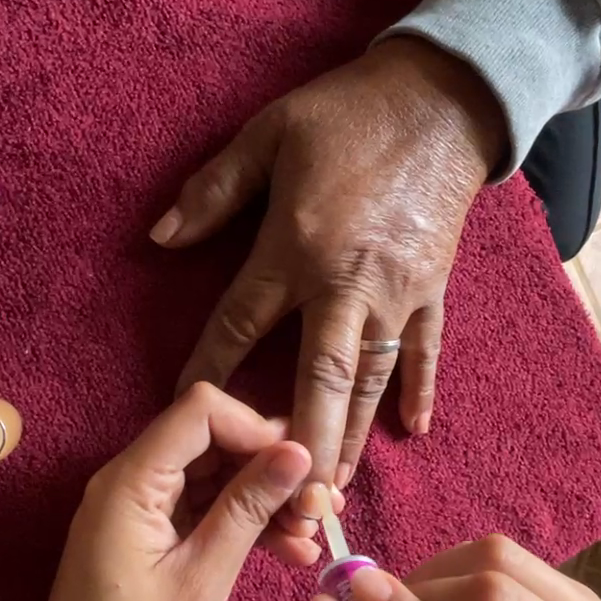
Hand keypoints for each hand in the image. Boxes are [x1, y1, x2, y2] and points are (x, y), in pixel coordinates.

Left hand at [0, 384, 308, 600]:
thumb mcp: (201, 581)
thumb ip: (247, 508)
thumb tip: (297, 451)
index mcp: (131, 480)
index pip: (201, 411)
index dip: (258, 429)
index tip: (304, 469)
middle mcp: (132, 480)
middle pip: (211, 441)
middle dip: (269, 467)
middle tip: (321, 508)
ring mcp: (140, 509)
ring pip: (214, 476)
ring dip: (264, 499)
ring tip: (312, 537)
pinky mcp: (149, 536)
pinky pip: (203, 510)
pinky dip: (243, 524)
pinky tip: (288, 551)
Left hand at [153, 37, 504, 500]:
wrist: (441, 100)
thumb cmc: (345, 116)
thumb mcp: (268, 135)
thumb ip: (213, 190)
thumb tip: (159, 236)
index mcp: (296, 248)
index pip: (239, 323)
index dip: (208, 369)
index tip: (187, 412)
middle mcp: (347, 285)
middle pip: (319, 378)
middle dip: (304, 442)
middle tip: (291, 500)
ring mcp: (399, 294)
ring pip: (372, 380)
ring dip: (353, 436)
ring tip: (336, 485)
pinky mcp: (435, 290)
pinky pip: (427, 352)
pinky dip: (419, 391)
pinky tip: (414, 431)